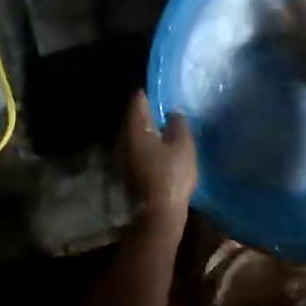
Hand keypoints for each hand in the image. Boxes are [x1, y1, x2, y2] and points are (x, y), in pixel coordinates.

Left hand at [120, 90, 195, 229]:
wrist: (158, 215)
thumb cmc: (171, 176)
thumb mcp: (182, 145)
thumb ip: (178, 123)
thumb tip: (172, 113)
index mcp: (135, 129)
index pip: (138, 101)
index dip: (151, 92)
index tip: (165, 90)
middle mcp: (123, 138)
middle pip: (133, 116)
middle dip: (149, 110)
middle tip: (168, 106)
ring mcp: (123, 155)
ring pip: (134, 133)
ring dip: (149, 128)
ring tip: (167, 126)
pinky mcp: (128, 169)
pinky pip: (136, 146)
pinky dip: (147, 142)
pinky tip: (162, 145)